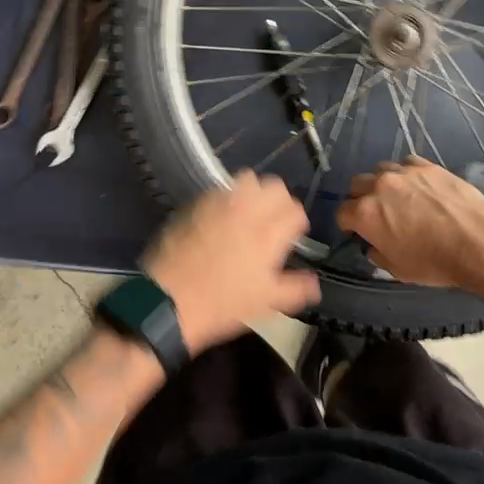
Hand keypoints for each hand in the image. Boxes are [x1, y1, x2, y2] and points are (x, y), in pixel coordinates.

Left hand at [141, 170, 321, 352]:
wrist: (168, 301)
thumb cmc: (221, 304)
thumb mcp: (265, 304)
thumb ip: (295, 289)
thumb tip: (315, 283)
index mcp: (267, 233)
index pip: (295, 210)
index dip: (298, 222)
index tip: (293, 235)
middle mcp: (246, 209)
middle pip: (275, 186)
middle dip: (279, 200)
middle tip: (273, 221)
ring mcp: (219, 203)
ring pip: (247, 179)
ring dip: (254, 193)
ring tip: (248, 213)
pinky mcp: (195, 203)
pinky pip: (219, 189)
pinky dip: (228, 198)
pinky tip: (222, 217)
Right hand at [336, 155, 483, 300]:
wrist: (479, 241)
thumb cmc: (436, 262)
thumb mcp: (397, 270)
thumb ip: (377, 252)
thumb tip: (374, 243)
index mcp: (365, 214)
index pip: (342, 212)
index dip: (349, 224)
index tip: (358, 232)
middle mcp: (379, 186)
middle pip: (357, 185)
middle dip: (361, 199)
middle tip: (377, 214)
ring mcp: (403, 171)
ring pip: (380, 170)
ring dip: (382, 183)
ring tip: (398, 197)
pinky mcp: (426, 164)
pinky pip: (405, 164)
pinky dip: (406, 174)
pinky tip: (418, 186)